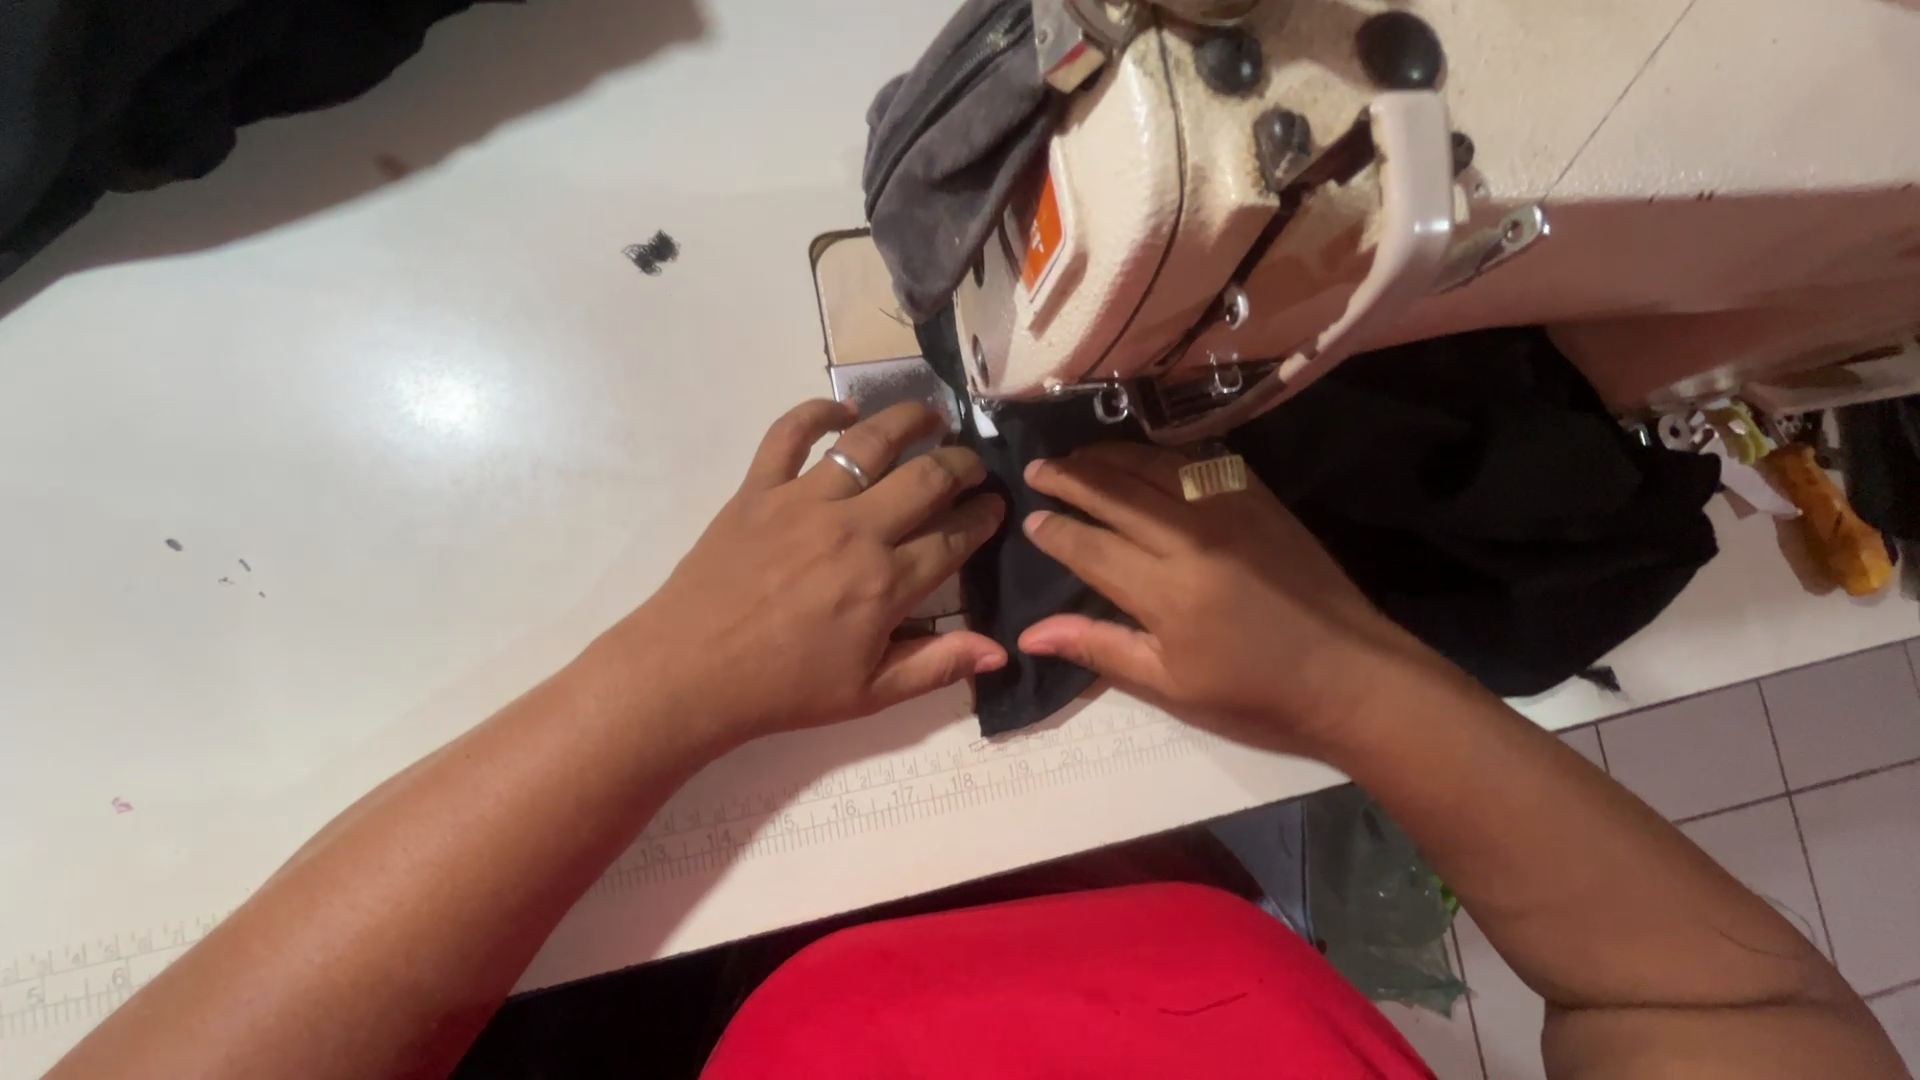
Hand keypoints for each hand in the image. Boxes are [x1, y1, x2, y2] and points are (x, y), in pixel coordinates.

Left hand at [593, 400, 1006, 749]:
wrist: (691, 673)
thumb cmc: (785, 688)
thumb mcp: (870, 693)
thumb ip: (938, 666)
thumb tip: (1002, 650)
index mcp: (886, 582)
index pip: (954, 536)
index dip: (983, 516)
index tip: (995, 505)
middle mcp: (854, 530)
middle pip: (927, 478)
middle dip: (963, 464)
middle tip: (973, 464)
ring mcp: (804, 502)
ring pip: (869, 442)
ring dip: (909, 420)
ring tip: (931, 416)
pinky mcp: (758, 489)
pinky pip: (789, 434)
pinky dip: (817, 413)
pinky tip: (843, 412)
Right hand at [1017, 443, 1458, 756]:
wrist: (1350, 674)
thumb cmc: (1254, 692)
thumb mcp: (1169, 683)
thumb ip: (1098, 646)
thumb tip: (1029, 633)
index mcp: (1165, 591)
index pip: (1090, 547)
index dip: (1055, 532)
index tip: (1029, 519)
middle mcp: (1190, 537)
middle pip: (1114, 493)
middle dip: (1069, 478)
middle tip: (1037, 468)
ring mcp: (1228, 509)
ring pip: (1152, 466)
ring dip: (1108, 457)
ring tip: (1077, 455)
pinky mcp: (1258, 498)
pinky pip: (1199, 460)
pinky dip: (1161, 454)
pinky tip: (1142, 455)